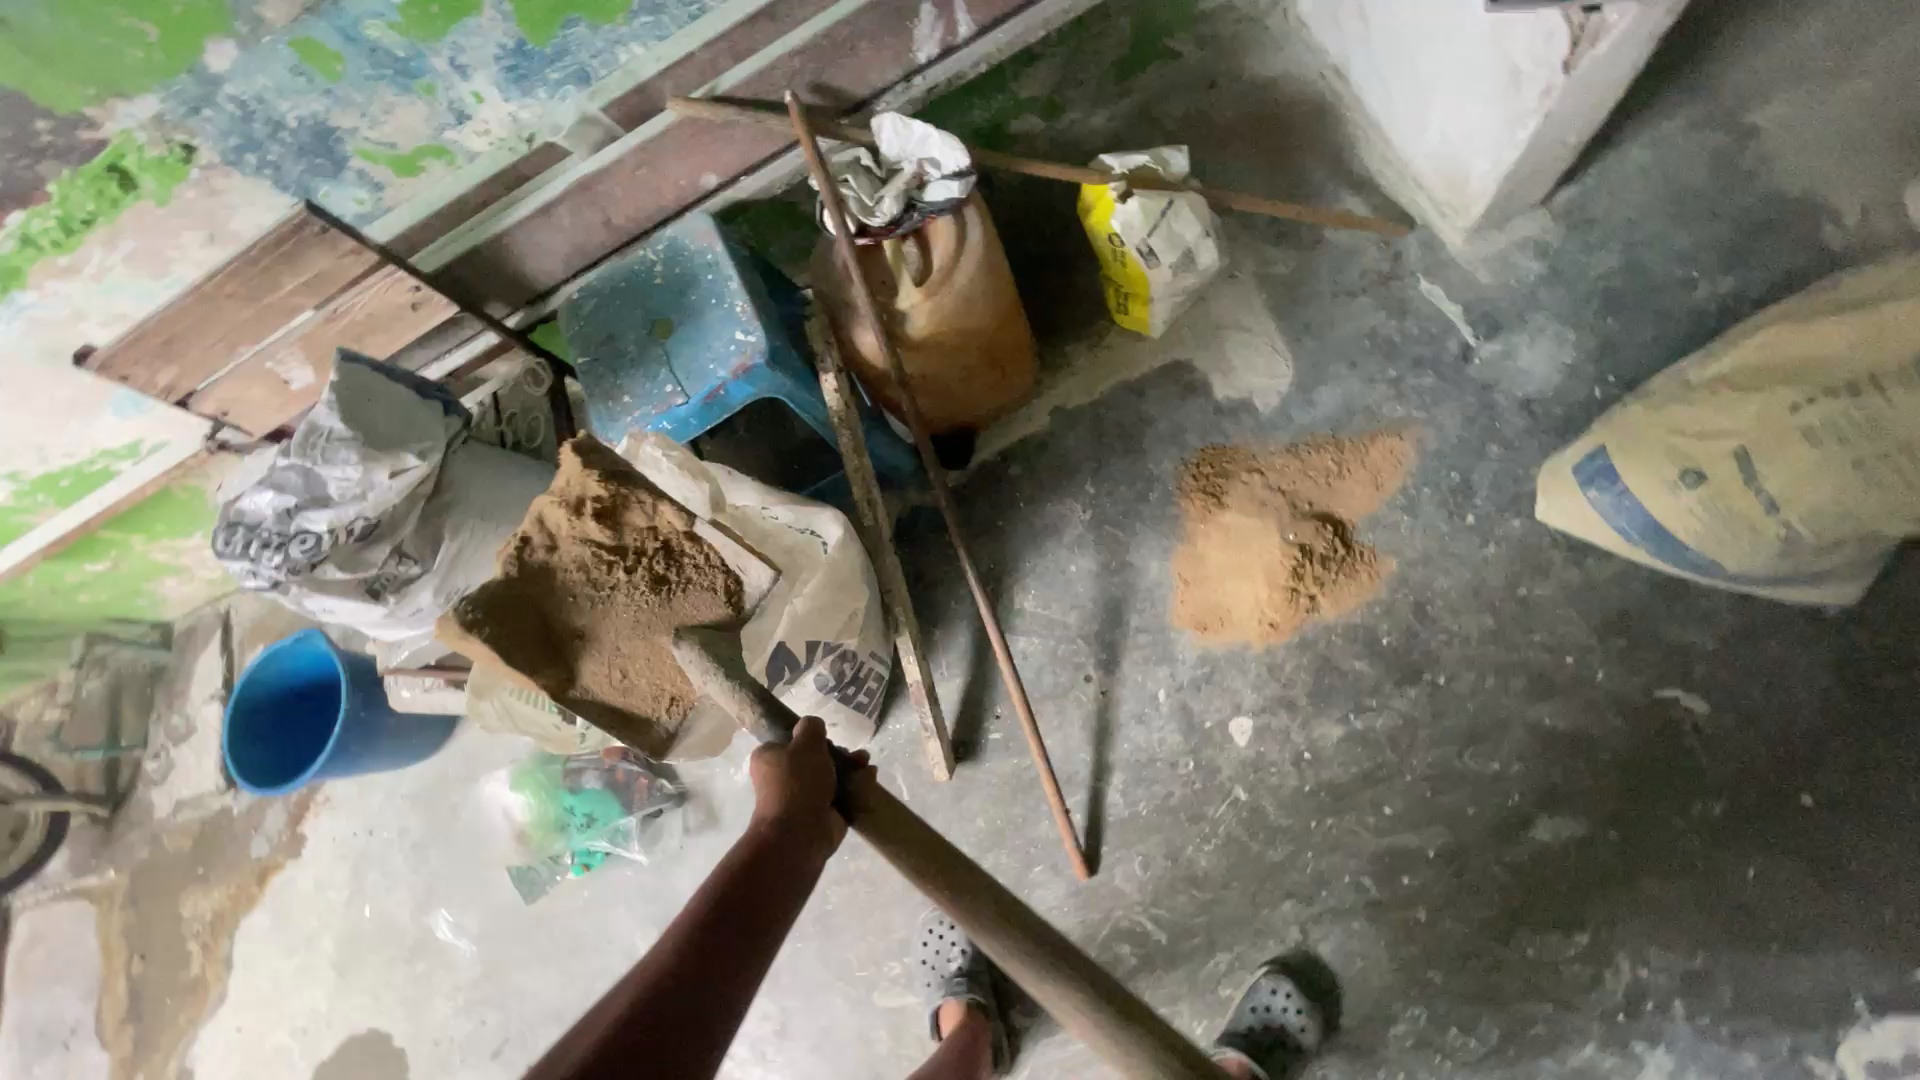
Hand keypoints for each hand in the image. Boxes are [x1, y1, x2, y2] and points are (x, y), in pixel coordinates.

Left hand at [748, 717, 869, 855]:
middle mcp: (783, 777)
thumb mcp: (805, 743)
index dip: (812, 738)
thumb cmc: (798, 782)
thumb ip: (811, 727)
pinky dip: (856, 786)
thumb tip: (812, 726)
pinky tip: (870, 778)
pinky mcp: (822, 813)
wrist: (801, 833)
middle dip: (839, 754)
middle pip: (816, 757)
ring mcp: (803, 797)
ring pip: (832, 775)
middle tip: (853, 755)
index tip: (827, 738)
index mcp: (770, 759)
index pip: (790, 741)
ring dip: (851, 767)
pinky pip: (841, 794)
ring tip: (866, 764)